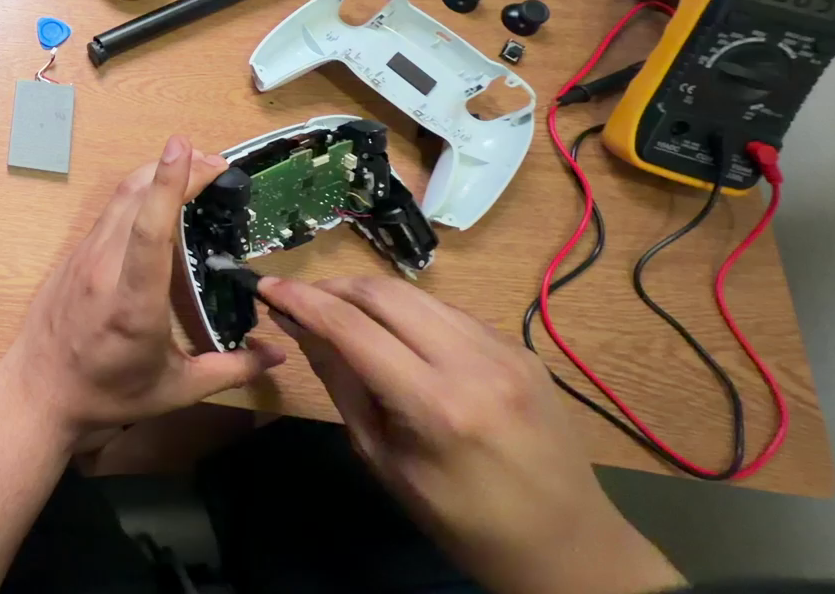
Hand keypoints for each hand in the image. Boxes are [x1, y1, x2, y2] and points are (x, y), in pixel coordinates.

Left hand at [0, 135, 284, 447]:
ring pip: (118, 200)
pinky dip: (136, 195)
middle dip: (175, 170)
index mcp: (132, 303)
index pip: (149, 231)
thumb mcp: (176, 390)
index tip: (184, 147)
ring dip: (154, 177)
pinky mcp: (74, 256)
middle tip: (216, 162)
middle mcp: (103, 268)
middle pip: (133, 199)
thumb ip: (231, 370)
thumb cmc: (108, 396)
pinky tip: (159, 201)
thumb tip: (279, 354)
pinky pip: (108, 214)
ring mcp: (83, 257)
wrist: (38, 392)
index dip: (168, 185)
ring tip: (194, 170)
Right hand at [259, 275, 681, 593]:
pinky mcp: (518, 348)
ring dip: (363, 293)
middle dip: (328, 287)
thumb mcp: (382, 458)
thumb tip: (298, 326)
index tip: (264, 286)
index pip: (351, 327)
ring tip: (333, 310)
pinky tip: (387, 331)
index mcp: (436, 405)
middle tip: (294, 298)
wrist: (571, 549)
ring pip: (413, 293)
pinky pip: (443, 309)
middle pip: (382, 293)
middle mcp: (474, 364)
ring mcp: (504, 350)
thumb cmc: (460, 519)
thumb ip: (340, 382)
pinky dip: (402, 310)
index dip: (300, 299)